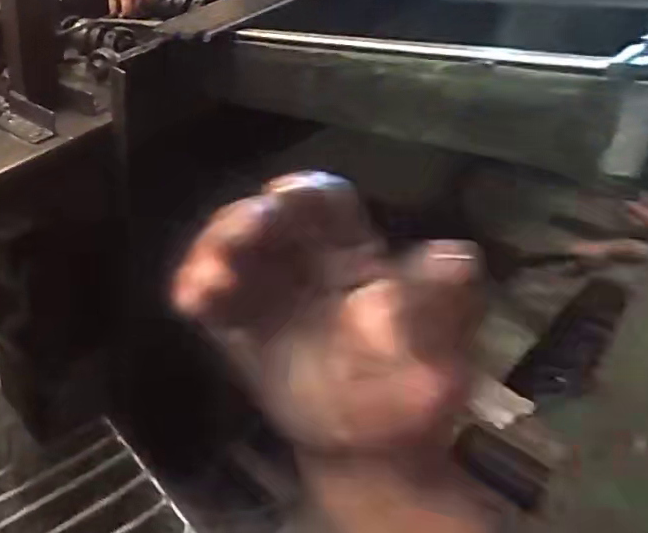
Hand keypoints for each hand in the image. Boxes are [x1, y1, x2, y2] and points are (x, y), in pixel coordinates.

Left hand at [105, 0, 154, 16]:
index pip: (128, 10)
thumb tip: (114, 15)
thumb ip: (113, 4)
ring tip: (137, 4)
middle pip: (138, 7)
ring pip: (146, 2)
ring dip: (142, 4)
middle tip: (130, 10)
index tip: (123, 15)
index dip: (126, 14)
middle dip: (133, 10)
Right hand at [173, 173, 500, 532]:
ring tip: (207, 282)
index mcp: (347, 249)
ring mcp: (261, 281)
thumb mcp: (438, 351)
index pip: (322, 200)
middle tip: (233, 244)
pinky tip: (189, 301)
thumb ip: (439, 304)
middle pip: (263, 215)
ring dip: (211, 253)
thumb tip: (459, 254)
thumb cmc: (409, 396)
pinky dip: (194, 288)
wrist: (368, 455)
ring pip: (227, 245)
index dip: (301, 192)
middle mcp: (297, 253)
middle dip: (242, 222)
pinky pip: (208, 292)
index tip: (278, 199)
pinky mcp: (233, 314)